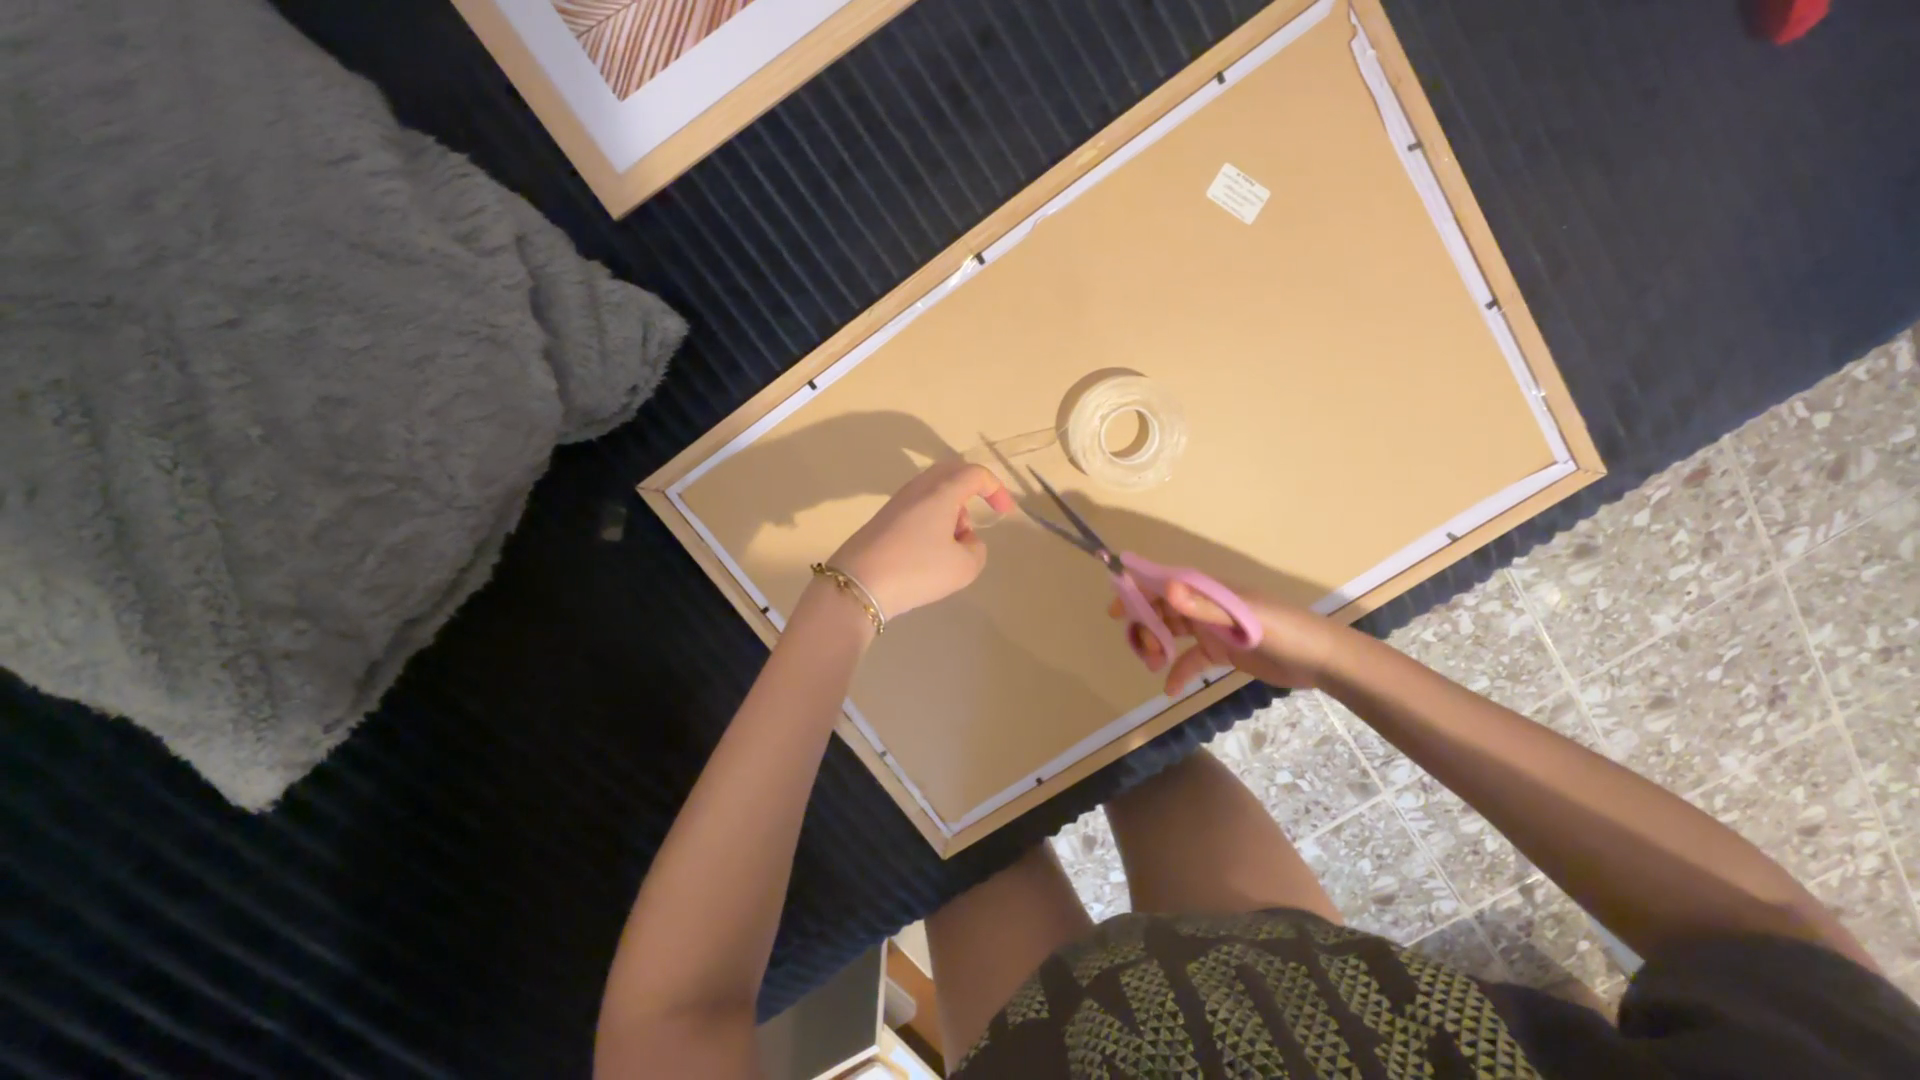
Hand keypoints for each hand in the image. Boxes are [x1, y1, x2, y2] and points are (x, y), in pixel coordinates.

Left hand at [829, 460, 1016, 617]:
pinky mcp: (882, 520)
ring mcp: (896, 503)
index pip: (975, 474)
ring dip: (950, 508)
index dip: (996, 489)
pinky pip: (917, 507)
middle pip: (950, 473)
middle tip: (979, 513)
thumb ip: (976, 549)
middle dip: (970, 489)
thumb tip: (965, 539)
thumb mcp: (964, 567)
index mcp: (942, 491)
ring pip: (932, 490)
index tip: (1004, 513)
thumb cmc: (917, 570)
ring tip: (954, 541)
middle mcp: (918, 489)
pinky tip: (930, 549)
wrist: (858, 584)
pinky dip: (932, 519)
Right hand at [1110, 582, 1343, 694]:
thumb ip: (1203, 606)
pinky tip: (1170, 689)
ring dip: (1157, 646)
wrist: (1321, 658)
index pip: (1163, 583)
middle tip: (1142, 650)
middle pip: (1162, 609)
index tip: (1115, 611)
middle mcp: (1205, 605)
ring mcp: (1213, 629)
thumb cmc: (1283, 630)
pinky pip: (1191, 660)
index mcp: (1208, 590)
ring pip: (1172, 633)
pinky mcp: (1222, 652)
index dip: (1136, 591)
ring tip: (1153, 665)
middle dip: (1144, 625)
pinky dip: (1178, 672)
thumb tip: (1166, 589)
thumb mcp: (1242, 618)